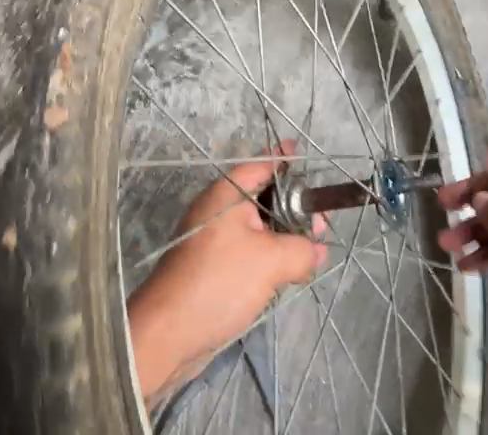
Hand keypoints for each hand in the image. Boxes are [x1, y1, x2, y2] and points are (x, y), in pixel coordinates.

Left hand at [126, 145, 326, 401]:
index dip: (281, 159)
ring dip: (283, 237)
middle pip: (261, 198)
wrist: (167, 336)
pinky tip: (289, 272)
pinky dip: (268, 257)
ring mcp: (211, 241)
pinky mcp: (210, 269)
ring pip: (256, 228)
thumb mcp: (271, 261)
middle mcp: (216, 211)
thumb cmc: (219, 282)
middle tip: (320, 222)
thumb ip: (302, 249)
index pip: (258, 165)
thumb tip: (318, 249)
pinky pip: (247, 252)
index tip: (302, 152)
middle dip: (292, 207)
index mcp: (225, 196)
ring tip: (312, 251)